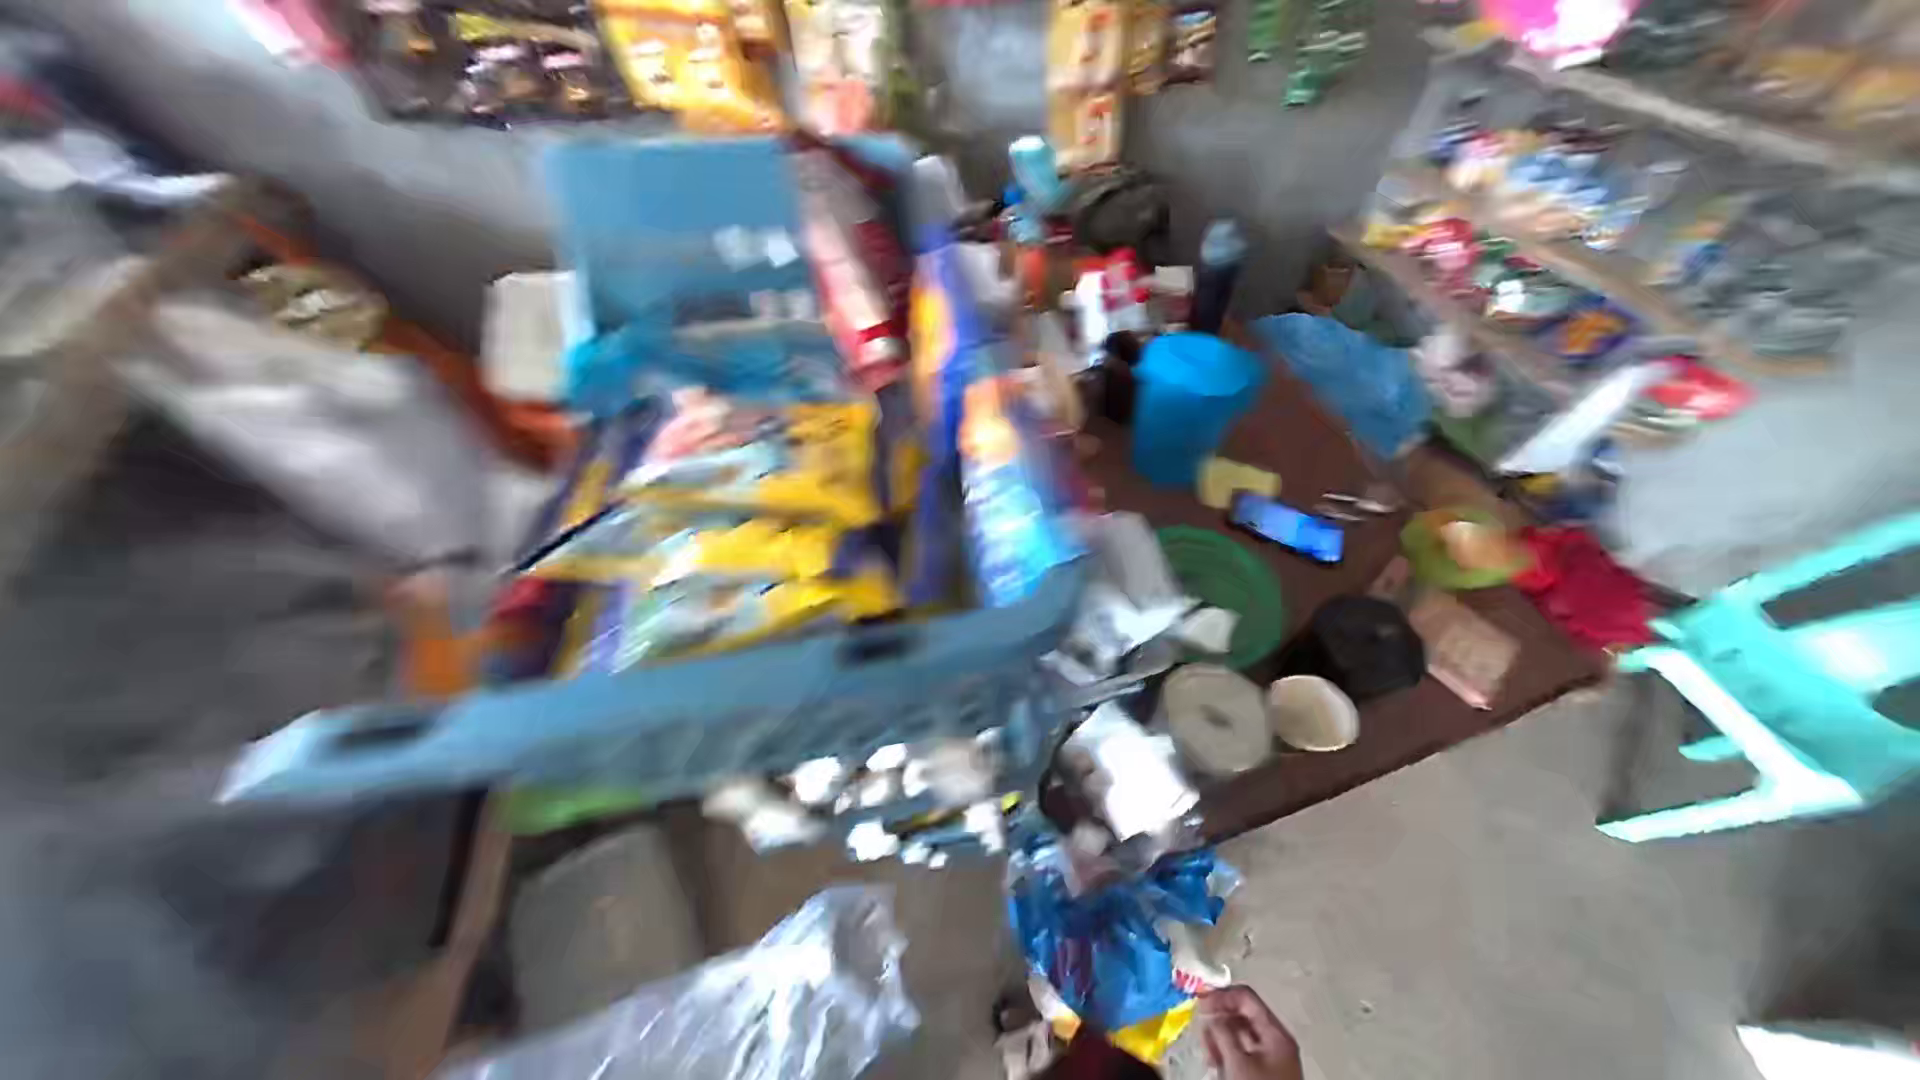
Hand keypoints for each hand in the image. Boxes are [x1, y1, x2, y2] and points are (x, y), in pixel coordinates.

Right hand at [1197, 986, 1302, 1079]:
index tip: (1199, 1002)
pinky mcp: (1266, 1072)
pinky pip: (1243, 1049)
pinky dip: (1227, 1050)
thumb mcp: (1237, 1061)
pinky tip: (1216, 1061)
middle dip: (1219, 1018)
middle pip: (1243, 1013)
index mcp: (1276, 1033)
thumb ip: (1221, 1030)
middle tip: (1202, 1029)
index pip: (1245, 997)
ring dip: (1220, 1036)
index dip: (1221, 995)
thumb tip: (1209, 1012)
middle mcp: (1277, 1040)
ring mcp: (1272, 1057)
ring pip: (1240, 1032)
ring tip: (1208, 1052)